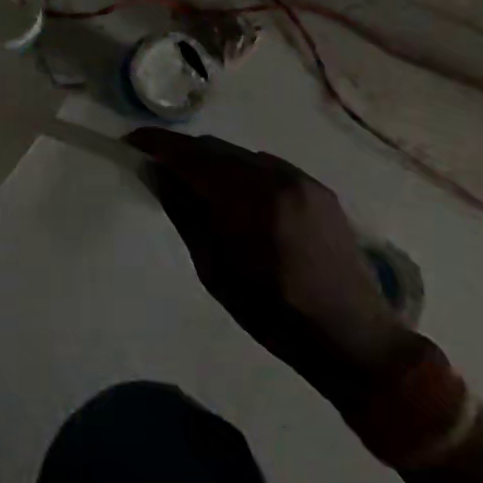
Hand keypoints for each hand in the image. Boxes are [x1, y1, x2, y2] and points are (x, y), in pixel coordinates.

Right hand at [129, 128, 409, 401]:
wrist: (352, 339)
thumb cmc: (272, 313)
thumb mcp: (213, 267)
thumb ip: (183, 211)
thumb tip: (154, 172)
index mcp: (247, 198)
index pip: (190, 154)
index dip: (156, 144)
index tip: (130, 143)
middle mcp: (276, 176)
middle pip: (214, 148)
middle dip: (182, 153)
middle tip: (157, 168)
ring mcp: (301, 179)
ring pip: (240, 154)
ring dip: (212, 163)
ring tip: (195, 185)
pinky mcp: (318, 189)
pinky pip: (267, 166)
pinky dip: (241, 172)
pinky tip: (236, 198)